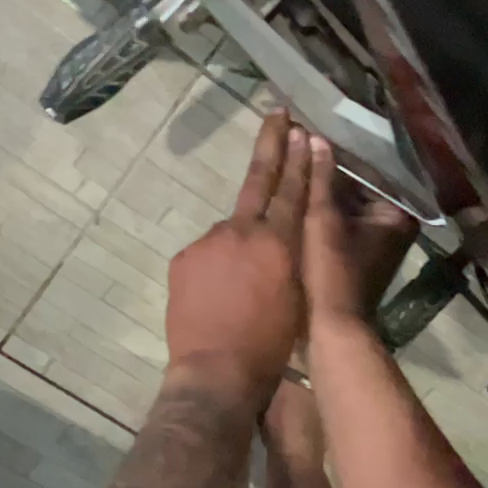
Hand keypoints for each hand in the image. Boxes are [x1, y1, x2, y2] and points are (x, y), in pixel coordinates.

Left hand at [165, 111, 310, 402]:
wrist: (216, 374)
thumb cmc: (273, 345)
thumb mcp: (300, 297)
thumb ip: (293, 258)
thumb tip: (280, 238)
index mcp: (277, 241)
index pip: (292, 189)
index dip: (300, 159)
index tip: (303, 129)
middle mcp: (240, 231)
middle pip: (259, 181)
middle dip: (272, 145)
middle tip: (277, 113)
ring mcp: (207, 243)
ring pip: (232, 230)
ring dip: (243, 241)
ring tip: (247, 279)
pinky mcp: (184, 260)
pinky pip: (209, 254)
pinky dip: (219, 264)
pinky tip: (223, 292)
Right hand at [303, 136, 417, 324]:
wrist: (331, 327)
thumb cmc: (332, 271)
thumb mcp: (322, 217)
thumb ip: (320, 176)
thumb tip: (314, 136)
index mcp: (399, 214)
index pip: (372, 170)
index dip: (342, 152)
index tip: (315, 130)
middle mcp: (396, 225)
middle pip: (361, 186)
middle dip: (332, 169)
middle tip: (303, 139)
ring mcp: (378, 240)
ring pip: (350, 203)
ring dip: (326, 188)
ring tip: (298, 157)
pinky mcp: (360, 252)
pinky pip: (344, 220)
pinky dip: (326, 209)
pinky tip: (300, 189)